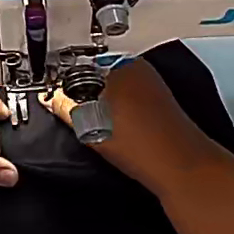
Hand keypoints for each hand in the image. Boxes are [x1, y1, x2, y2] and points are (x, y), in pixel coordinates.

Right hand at [44, 58, 226, 193]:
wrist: (182, 168)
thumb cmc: (140, 143)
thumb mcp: (90, 125)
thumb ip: (65, 107)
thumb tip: (52, 99)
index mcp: (122, 65)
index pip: (84, 68)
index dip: (69, 88)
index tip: (63, 103)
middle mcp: (140, 69)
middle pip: (100, 79)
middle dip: (88, 97)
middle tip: (83, 121)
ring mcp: (154, 86)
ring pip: (117, 93)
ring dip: (106, 107)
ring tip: (103, 131)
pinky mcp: (163, 105)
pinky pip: (132, 104)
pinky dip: (123, 116)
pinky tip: (122, 136)